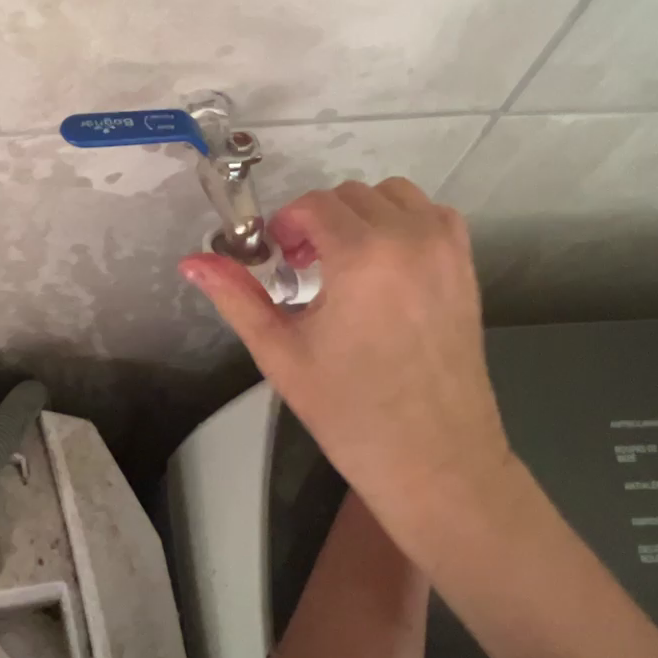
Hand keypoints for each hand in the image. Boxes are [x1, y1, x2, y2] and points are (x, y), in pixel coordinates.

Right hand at [180, 179, 518, 529]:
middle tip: (305, 269)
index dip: (286, 225)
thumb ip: (236, 297)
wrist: (436, 462)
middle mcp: (410, 238)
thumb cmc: (351, 412)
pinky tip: (385, 267)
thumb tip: (190, 261)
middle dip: (319, 221)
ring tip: (346, 265)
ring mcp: (446, 251)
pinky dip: (403, 224)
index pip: (313, 205)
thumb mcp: (280, 353)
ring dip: (361, 216)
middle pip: (350, 196)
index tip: (280, 260)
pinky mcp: (467, 268)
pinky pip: (432, 215)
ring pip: (393, 196)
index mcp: (362, 256)